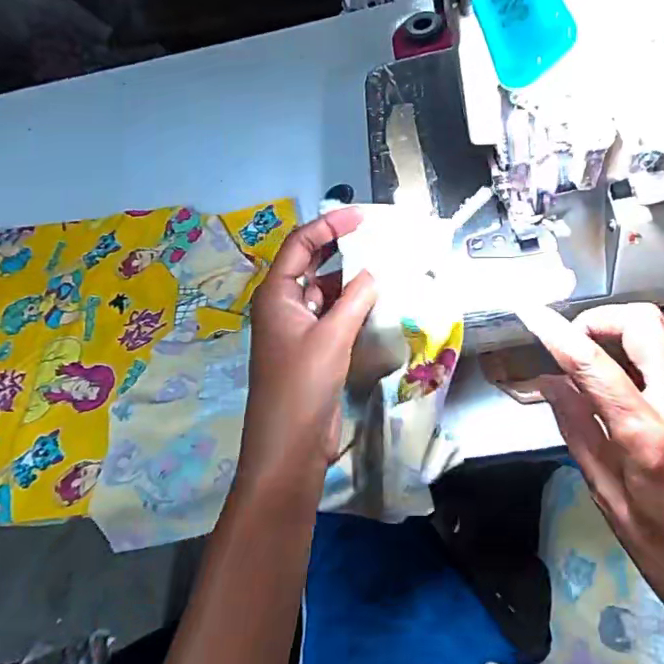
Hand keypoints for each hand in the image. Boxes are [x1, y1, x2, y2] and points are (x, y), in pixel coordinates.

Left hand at [241, 209, 378, 489]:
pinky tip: (380, 304)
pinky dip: (354, 309)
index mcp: (276, 295)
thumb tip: (374, 272)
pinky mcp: (314, 352)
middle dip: (340, 249)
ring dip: (352, 282)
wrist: (289, 446)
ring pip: (326, 293)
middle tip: (377, 237)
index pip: (300, 245)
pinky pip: (335, 318)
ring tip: (388, 268)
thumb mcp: (331, 337)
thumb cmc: (302, 386)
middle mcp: (284, 307)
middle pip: (312, 265)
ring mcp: (299, 330)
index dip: (328, 226)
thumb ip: (355, 300)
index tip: (361, 216)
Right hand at [518, 303, 663, 663]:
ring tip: (600, 378)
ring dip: (627, 345)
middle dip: (603, 318)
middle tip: (575, 343)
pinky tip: (637, 409)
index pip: (595, 366)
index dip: (556, 333)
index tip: (531, 313)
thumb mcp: (614, 505)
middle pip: (648, 323)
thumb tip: (552, 385)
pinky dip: (650, 373)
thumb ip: (581, 435)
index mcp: (652, 439)